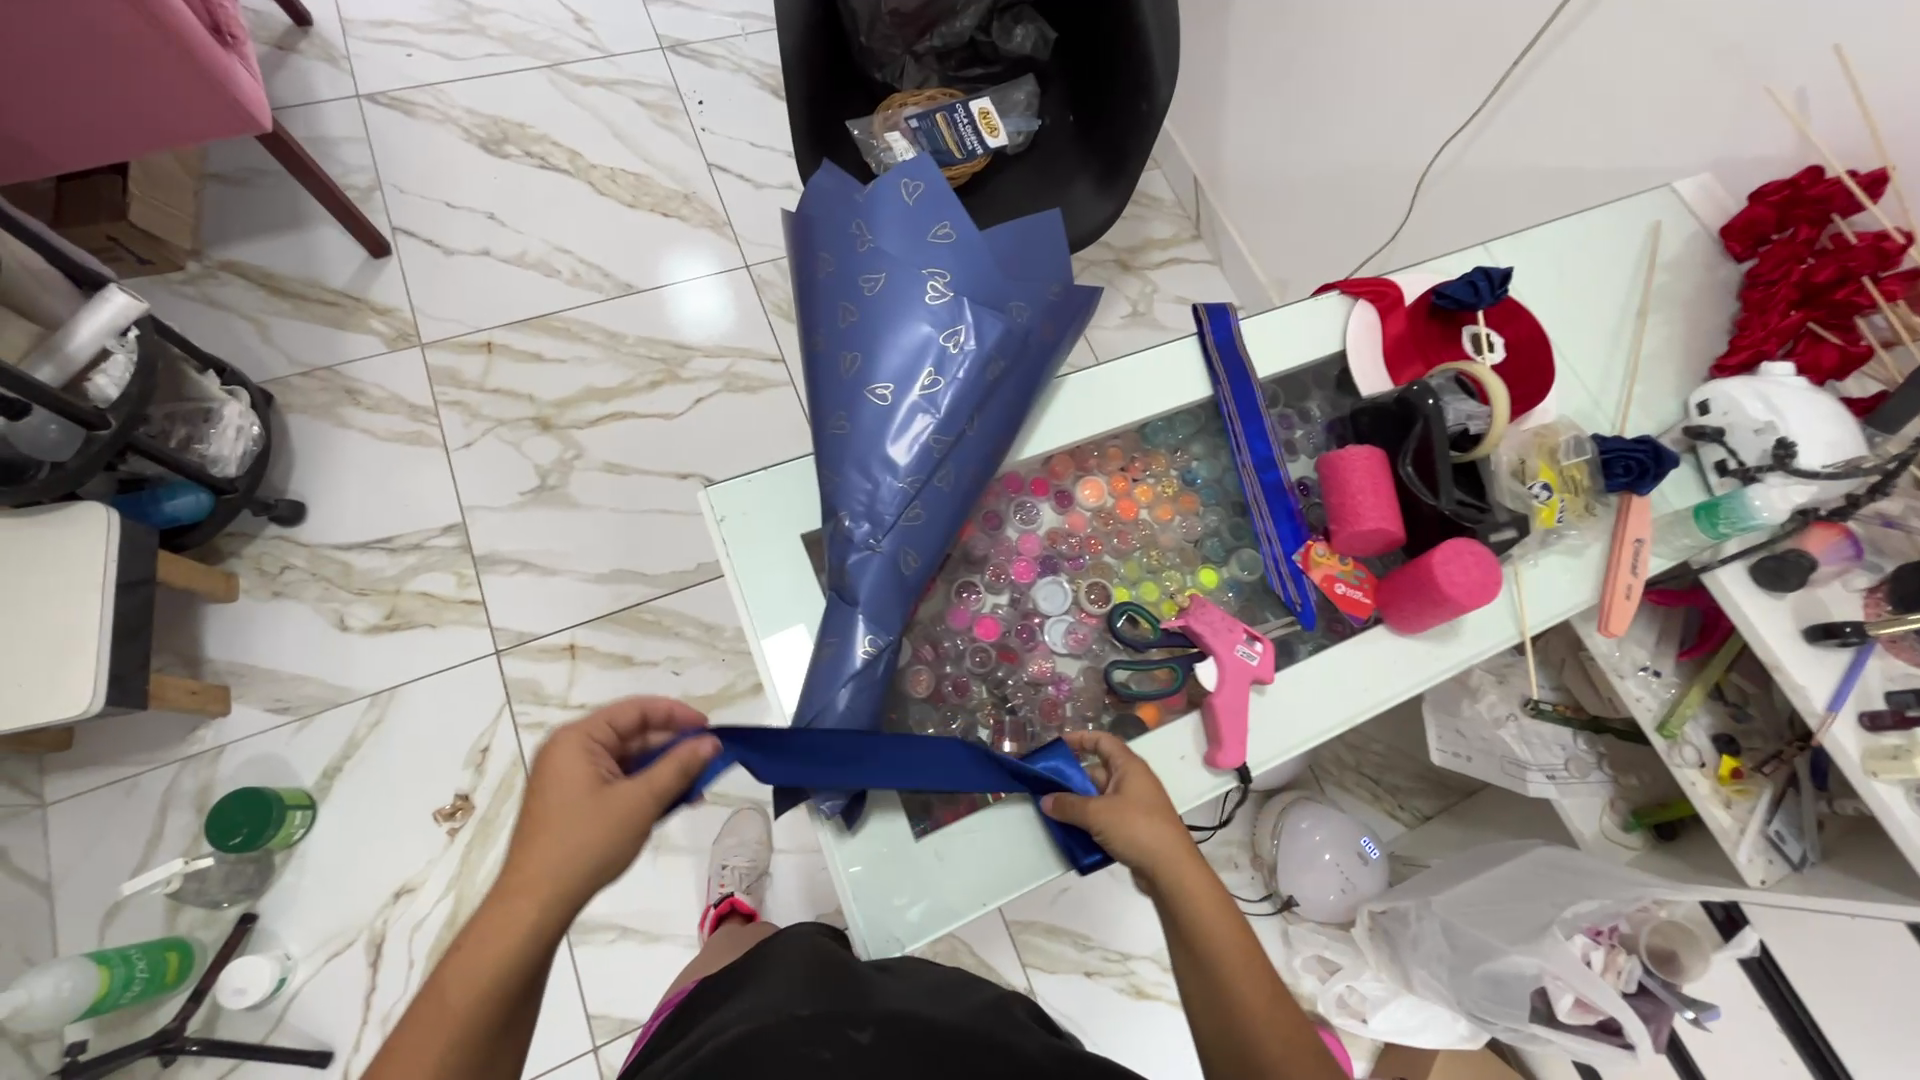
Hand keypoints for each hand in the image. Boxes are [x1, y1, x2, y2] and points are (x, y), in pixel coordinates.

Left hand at [499, 697, 719, 913]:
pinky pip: (618, 781)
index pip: (636, 710)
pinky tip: (672, 803)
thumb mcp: (640, 802)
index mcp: (578, 739)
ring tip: (696, 788)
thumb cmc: (587, 843)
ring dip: (663, 771)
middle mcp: (571, 750)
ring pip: (628, 761)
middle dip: (673, 748)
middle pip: (633, 735)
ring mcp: (570, 777)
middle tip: (709, 761)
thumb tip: (712, 742)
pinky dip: (645, 788)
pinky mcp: (574, 800)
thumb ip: (679, 766)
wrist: (536, 902)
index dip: (677, 716)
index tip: (710, 730)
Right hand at [1039, 730, 1201, 890]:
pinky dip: (1089, 823)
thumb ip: (1068, 805)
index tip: (1056, 746)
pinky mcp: (1133, 828)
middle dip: (1071, 780)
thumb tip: (1045, 801)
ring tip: (1052, 813)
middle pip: (1096, 771)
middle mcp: (1132, 781)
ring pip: (1098, 798)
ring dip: (1078, 805)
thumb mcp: (1096, 814)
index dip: (1079, 739)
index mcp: (1128, 766)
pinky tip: (1071, 835)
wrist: (1172, 870)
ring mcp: (1134, 806)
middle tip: (1045, 789)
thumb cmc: (1136, 828)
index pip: (1102, 741)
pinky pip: (1105, 818)